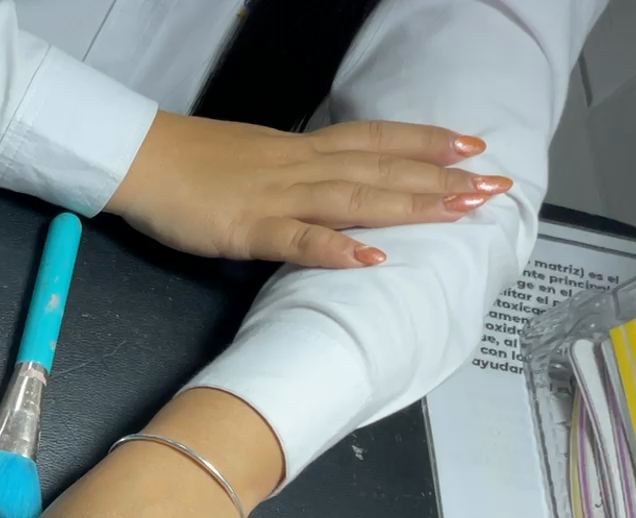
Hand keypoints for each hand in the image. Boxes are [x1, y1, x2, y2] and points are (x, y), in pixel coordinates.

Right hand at [106, 112, 508, 267]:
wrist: (142, 161)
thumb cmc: (184, 164)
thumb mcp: (243, 163)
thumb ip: (278, 176)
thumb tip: (300, 192)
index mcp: (295, 152)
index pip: (372, 141)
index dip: (422, 142)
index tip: (469, 145)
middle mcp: (297, 168)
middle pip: (378, 169)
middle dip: (439, 177)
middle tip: (493, 186)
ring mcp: (275, 197)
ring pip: (354, 198)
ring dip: (409, 204)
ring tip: (460, 211)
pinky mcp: (246, 228)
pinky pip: (298, 239)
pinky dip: (336, 248)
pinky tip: (371, 258)